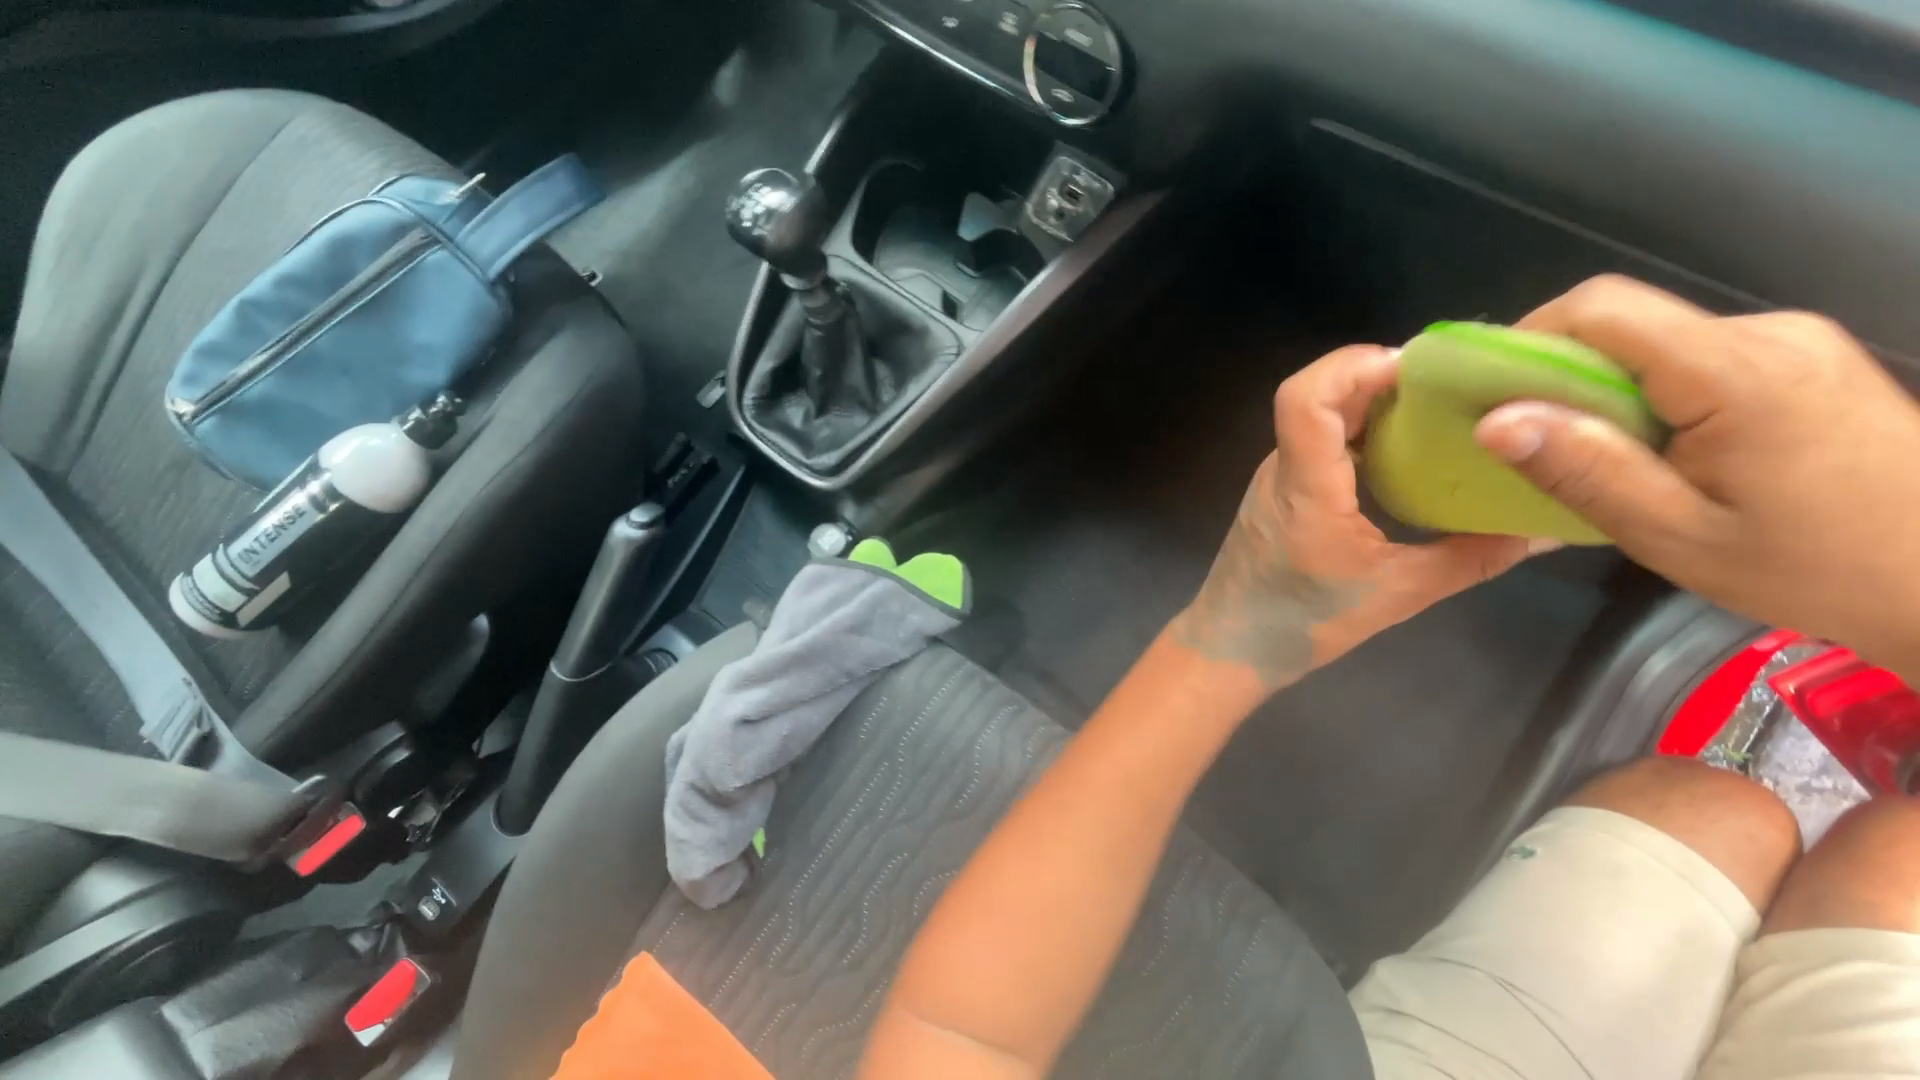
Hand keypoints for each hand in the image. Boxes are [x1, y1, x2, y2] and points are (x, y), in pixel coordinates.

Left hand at [1171, 345, 1537, 688]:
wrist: (1230, 646)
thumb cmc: (1300, 623)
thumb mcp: (1397, 595)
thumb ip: (1471, 559)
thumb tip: (1542, 528)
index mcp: (1304, 485)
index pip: (1307, 398)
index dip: (1356, 366)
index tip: (1422, 370)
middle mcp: (1283, 468)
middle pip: (1319, 394)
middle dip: (1384, 376)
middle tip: (1455, 386)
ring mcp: (1278, 476)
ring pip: (1320, 415)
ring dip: (1374, 401)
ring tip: (1441, 410)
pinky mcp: (1283, 489)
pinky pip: (1321, 440)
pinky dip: (1362, 429)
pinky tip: (1408, 449)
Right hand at [1474, 275, 1919, 679]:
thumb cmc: (1814, 567)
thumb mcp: (1675, 534)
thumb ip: (1584, 470)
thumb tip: (1494, 421)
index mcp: (1736, 370)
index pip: (1602, 308)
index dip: (1527, 338)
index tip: (1490, 396)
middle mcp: (1766, 333)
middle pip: (1624, 324)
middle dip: (1558, 376)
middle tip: (1532, 444)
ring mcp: (1792, 343)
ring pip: (1654, 343)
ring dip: (1602, 391)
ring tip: (1593, 459)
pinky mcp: (1802, 361)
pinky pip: (1690, 359)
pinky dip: (1645, 397)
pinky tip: (1651, 453)